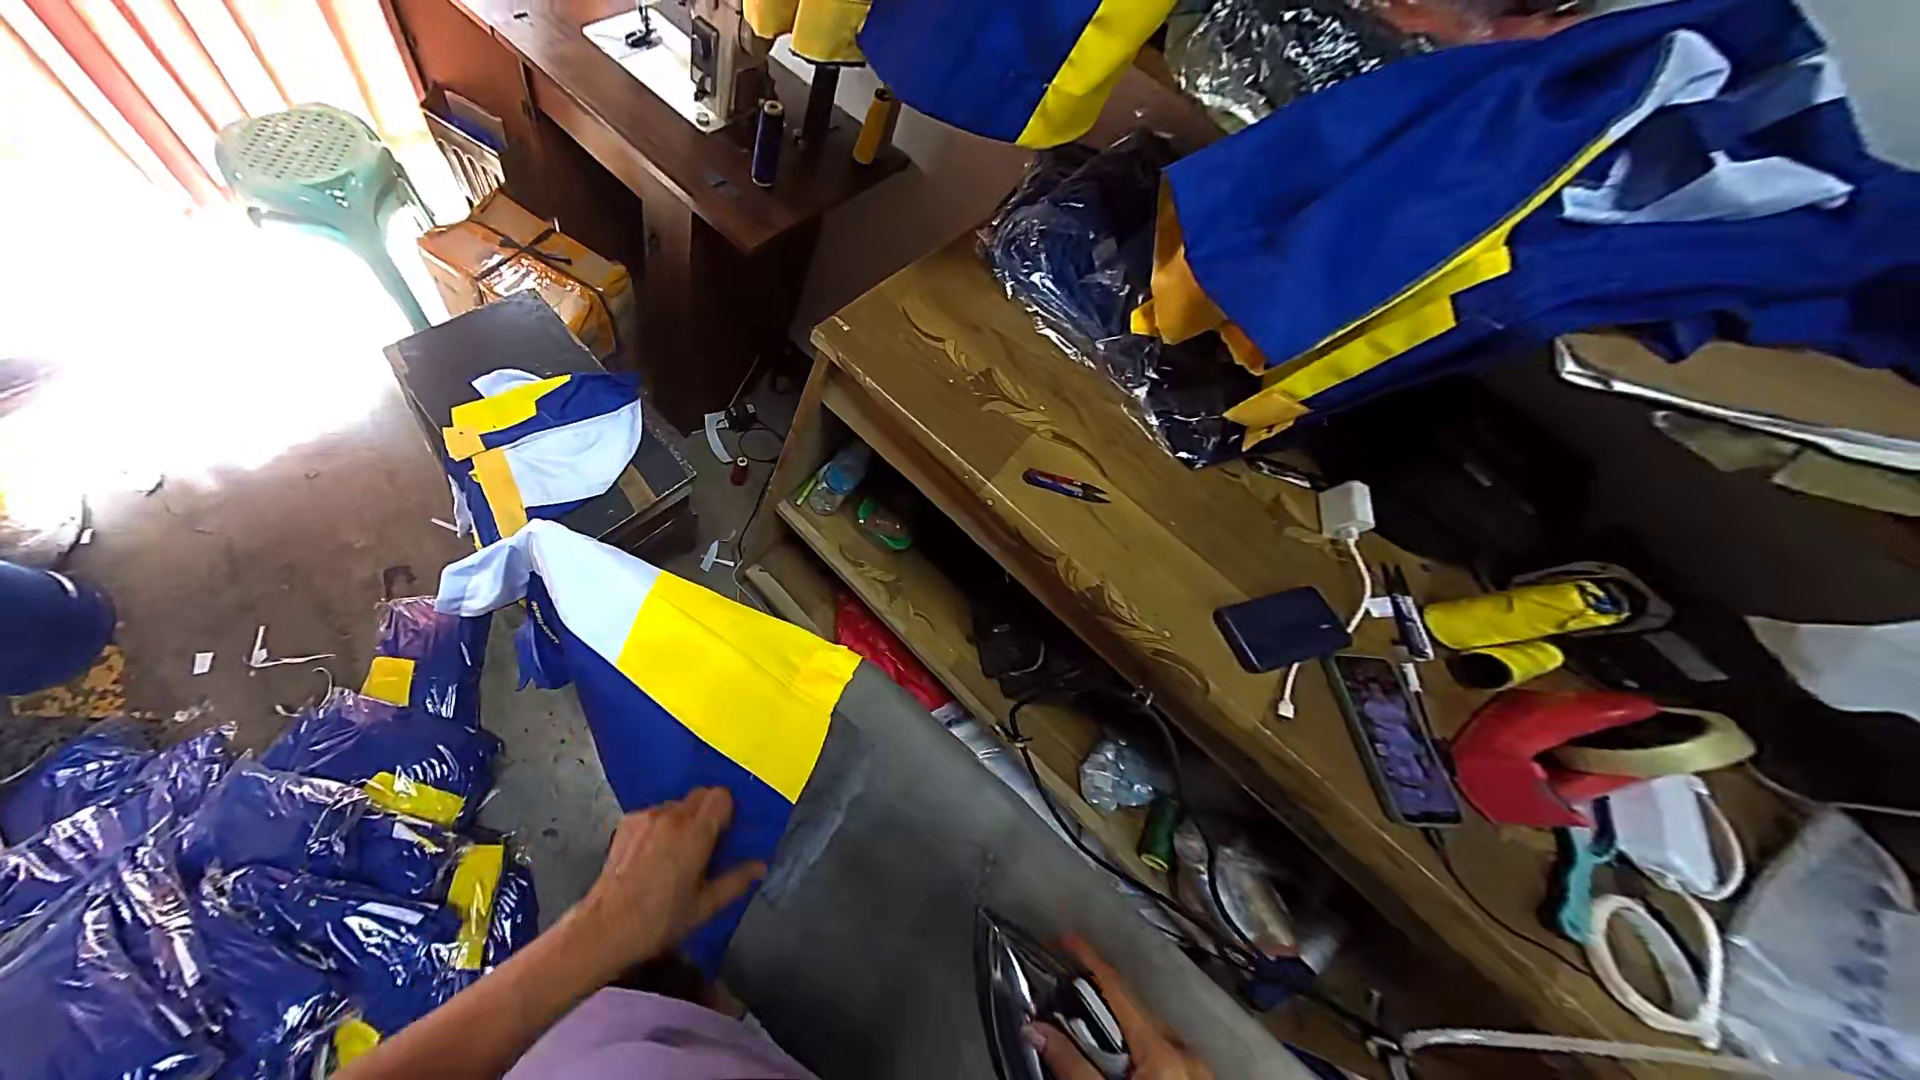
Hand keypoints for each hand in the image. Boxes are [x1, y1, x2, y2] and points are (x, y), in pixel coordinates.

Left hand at [564, 787, 764, 978]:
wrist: (602, 930)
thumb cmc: (658, 921)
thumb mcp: (704, 907)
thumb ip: (736, 881)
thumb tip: (760, 867)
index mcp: (695, 832)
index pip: (721, 796)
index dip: (727, 812)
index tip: (724, 834)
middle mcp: (672, 816)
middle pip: (701, 794)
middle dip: (707, 813)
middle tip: (704, 843)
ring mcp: (647, 817)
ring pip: (678, 803)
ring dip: (684, 818)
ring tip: (675, 851)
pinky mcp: (627, 822)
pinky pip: (655, 813)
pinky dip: (661, 825)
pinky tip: (653, 853)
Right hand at [1026, 936, 1213, 1079]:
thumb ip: (1072, 1066)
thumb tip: (1035, 1027)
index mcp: (1163, 1051)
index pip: (1118, 989)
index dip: (1089, 958)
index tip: (1064, 935)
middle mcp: (1184, 1051)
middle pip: (1132, 1008)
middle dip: (1097, 995)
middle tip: (1061, 987)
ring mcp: (1196, 1069)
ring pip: (1146, 1031)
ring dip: (1115, 1024)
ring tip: (1082, 1024)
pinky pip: (1159, 1052)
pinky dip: (1133, 1047)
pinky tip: (1116, 1060)